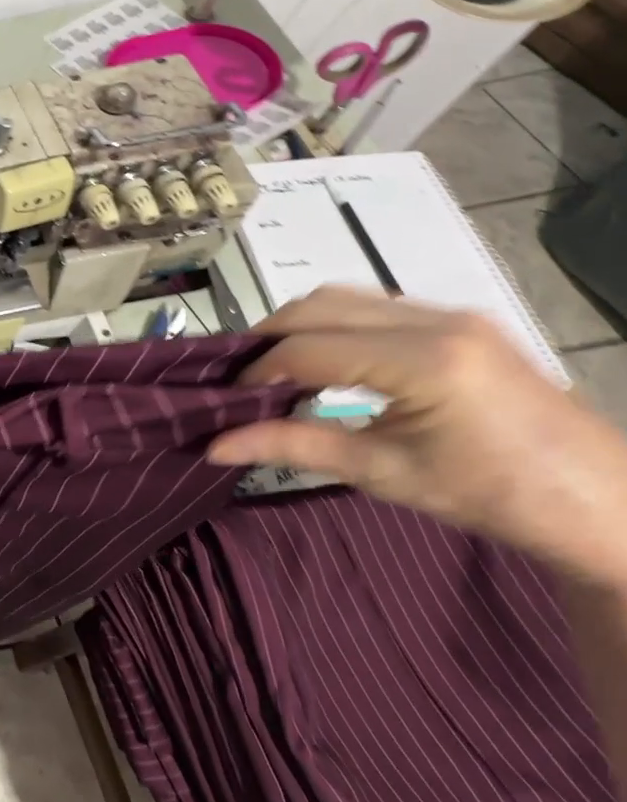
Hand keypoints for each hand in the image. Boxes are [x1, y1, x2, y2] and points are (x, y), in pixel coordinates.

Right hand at [208, 287, 626, 585]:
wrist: (603, 502)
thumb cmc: (493, 495)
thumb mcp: (383, 472)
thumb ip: (293, 446)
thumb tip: (213, 445)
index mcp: (424, 361)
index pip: (306, 348)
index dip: (257, 372)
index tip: (228, 401)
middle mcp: (439, 322)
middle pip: (318, 306)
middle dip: (268, 338)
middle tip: (240, 379)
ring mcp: (455, 317)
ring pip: (344, 298)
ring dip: (299, 327)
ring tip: (276, 370)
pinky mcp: (463, 324)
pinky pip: (375, 308)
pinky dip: (333, 327)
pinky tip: (325, 365)